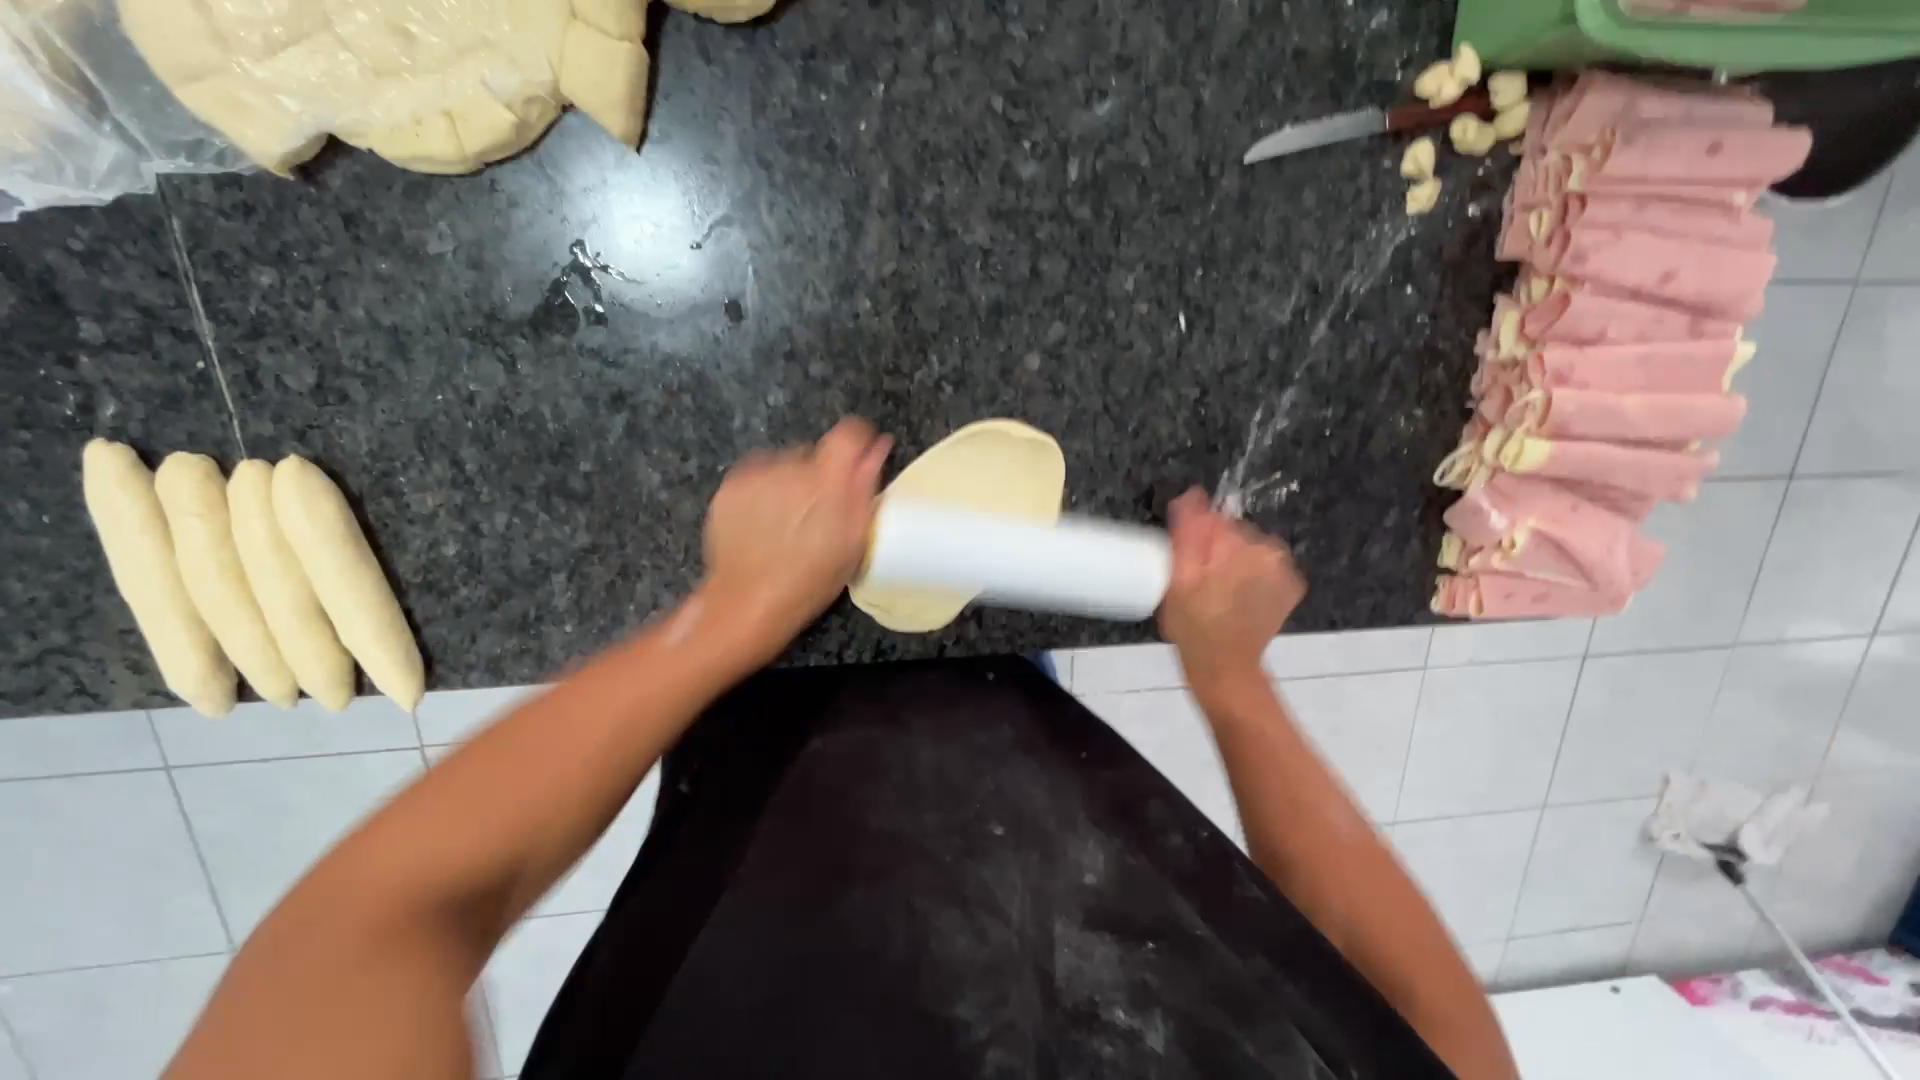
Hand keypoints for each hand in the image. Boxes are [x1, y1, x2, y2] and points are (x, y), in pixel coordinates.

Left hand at [700, 417, 891, 656]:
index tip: (860, 459)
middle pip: (815, 452)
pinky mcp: (731, 485)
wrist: (748, 601)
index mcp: (829, 479)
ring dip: (791, 483)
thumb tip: (878, 447)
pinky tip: (765, 523)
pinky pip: (756, 475)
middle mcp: (792, 466)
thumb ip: (866, 486)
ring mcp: (757, 474)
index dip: (858, 442)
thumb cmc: (810, 580)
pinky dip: (764, 492)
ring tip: (788, 523)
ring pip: (784, 464)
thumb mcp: (853, 540)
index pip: (849, 432)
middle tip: (819, 514)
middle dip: (821, 475)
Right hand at [1157, 488, 1305, 694]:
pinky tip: (1240, 598)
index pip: (1213, 519)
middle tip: (1200, 585)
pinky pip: (1267, 567)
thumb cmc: (1194, 626)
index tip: (1189, 565)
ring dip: (1235, 563)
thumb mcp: (1177, 579)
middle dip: (1216, 551)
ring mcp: (1284, 569)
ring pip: (1250, 549)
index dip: (1196, 539)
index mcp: (1236, 544)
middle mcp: (1267, 550)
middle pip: (1233, 533)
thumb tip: (1192, 494)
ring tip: (1219, 594)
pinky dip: (1254, 576)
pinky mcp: (1291, 585)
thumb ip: (1186, 532)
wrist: (1225, 667)